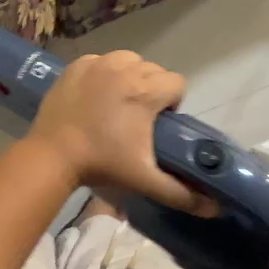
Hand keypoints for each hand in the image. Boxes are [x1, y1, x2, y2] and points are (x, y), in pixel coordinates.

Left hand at [27, 51, 217, 216]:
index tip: (159, 122)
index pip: (177, 83)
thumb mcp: (145, 180)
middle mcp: (124, 69)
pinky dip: (104, 72)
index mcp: (145, 91)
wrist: (53, 154)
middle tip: (139, 116)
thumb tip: (215, 208)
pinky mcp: (77, 65)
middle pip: (154, 70)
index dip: (172, 102)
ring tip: (120, 101)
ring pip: (129, 59)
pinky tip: (97, 93)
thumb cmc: (102, 163)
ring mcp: (98, 63)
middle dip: (153, 89)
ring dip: (130, 75)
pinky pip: (102, 60)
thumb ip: (182, 193)